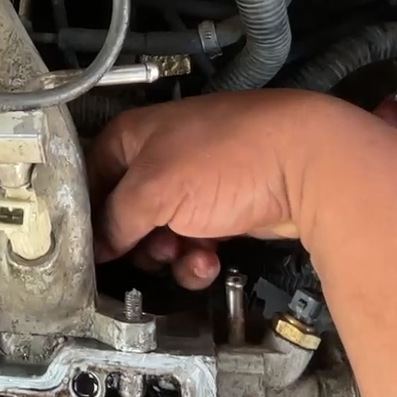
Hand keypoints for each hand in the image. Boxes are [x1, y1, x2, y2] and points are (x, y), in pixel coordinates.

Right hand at [89, 90, 371, 288]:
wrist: (308, 167)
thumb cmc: (228, 158)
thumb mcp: (152, 191)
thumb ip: (115, 221)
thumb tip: (96, 246)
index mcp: (134, 135)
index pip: (91, 177)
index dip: (88, 214)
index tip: (87, 247)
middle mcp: (161, 155)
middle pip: (126, 212)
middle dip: (135, 241)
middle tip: (145, 252)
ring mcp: (195, 182)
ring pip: (162, 233)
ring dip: (169, 255)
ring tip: (185, 254)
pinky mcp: (224, 208)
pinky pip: (196, 241)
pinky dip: (198, 258)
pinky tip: (210, 261)